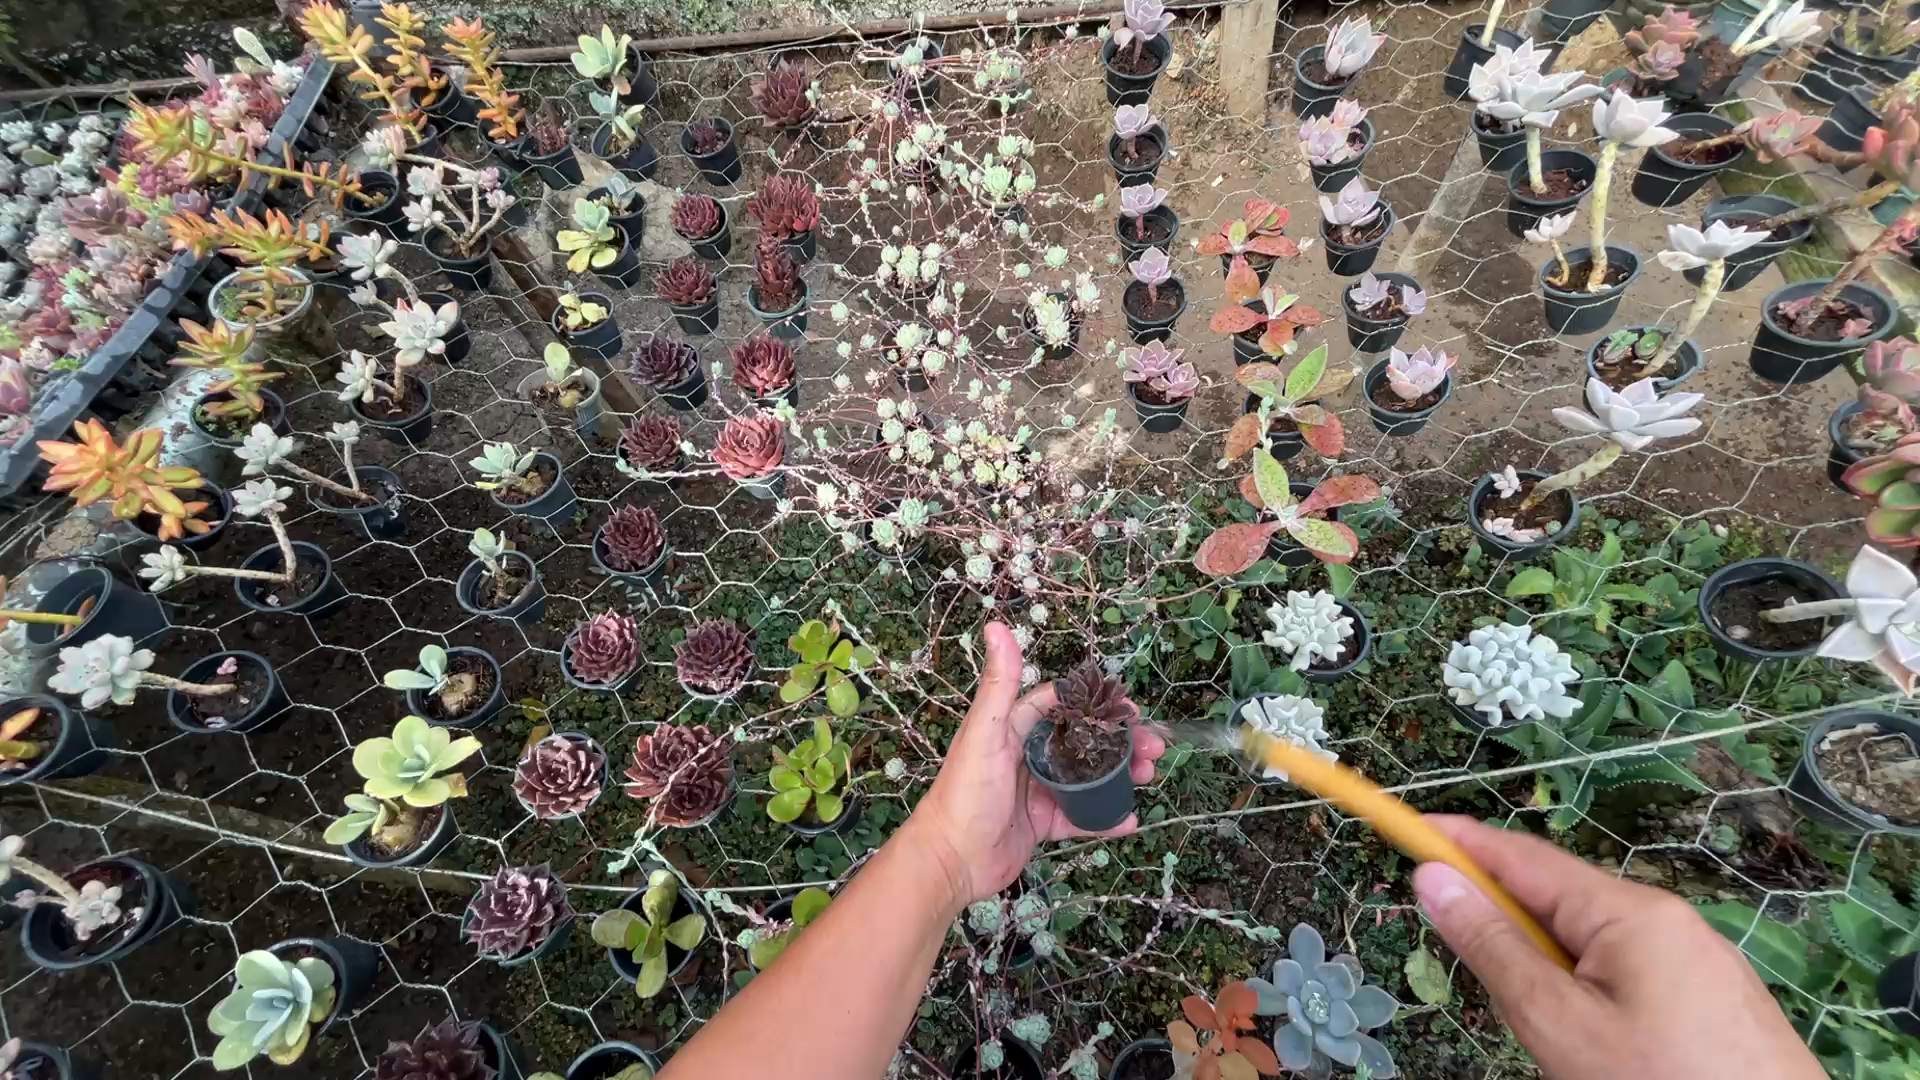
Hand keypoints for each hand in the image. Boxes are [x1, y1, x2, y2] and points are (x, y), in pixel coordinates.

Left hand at [911, 622, 1164, 908]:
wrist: (951, 859)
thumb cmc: (966, 790)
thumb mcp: (985, 731)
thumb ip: (999, 683)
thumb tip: (996, 626)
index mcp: (1013, 727)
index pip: (1060, 703)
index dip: (1094, 701)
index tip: (1128, 704)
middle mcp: (1027, 754)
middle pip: (1082, 739)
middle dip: (1118, 739)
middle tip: (1153, 744)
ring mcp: (1036, 789)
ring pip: (1087, 776)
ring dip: (1120, 774)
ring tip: (1149, 775)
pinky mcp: (1041, 823)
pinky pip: (1081, 816)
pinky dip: (1106, 817)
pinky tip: (1131, 818)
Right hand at [1412, 815, 1822, 1079]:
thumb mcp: (1554, 1021)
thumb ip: (1487, 942)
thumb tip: (1429, 875)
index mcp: (1628, 911)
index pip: (1517, 854)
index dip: (1456, 838)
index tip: (1404, 826)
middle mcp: (1666, 918)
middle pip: (1552, 894)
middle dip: (1502, 915)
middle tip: (1472, 963)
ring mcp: (1697, 958)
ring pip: (1584, 935)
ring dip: (1541, 955)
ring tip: (1539, 1018)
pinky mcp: (1714, 998)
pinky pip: (1621, 965)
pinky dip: (1579, 979)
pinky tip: (1588, 1032)